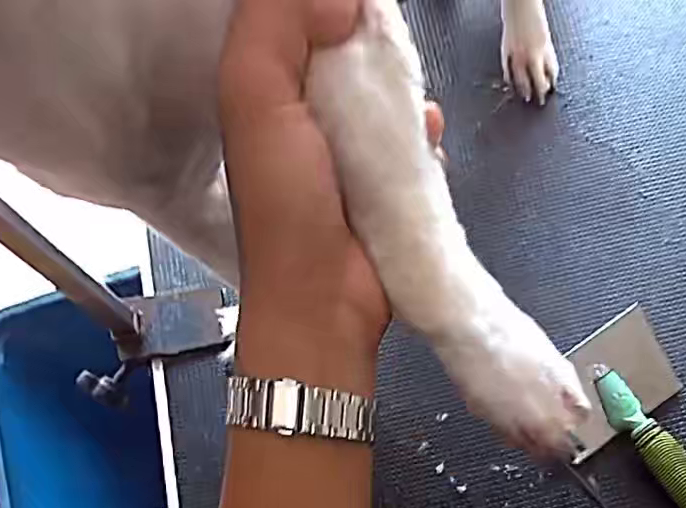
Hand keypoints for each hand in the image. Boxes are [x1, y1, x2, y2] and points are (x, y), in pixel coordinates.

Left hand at [218, 0, 443, 372]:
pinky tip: (430, 140)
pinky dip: (425, 143)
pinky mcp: (391, 197)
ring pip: (386, 106)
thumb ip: (279, 22)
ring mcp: (354, 166)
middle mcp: (311, 127)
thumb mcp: (255, 93)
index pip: (301, 29)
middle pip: (350, 63)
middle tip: (392, 49)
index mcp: (271, 96)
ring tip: (414, 101)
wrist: (323, 301)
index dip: (331, 11)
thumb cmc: (285, 207)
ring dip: (405, 96)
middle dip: (375, 48)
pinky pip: (414, 154)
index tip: (359, 10)